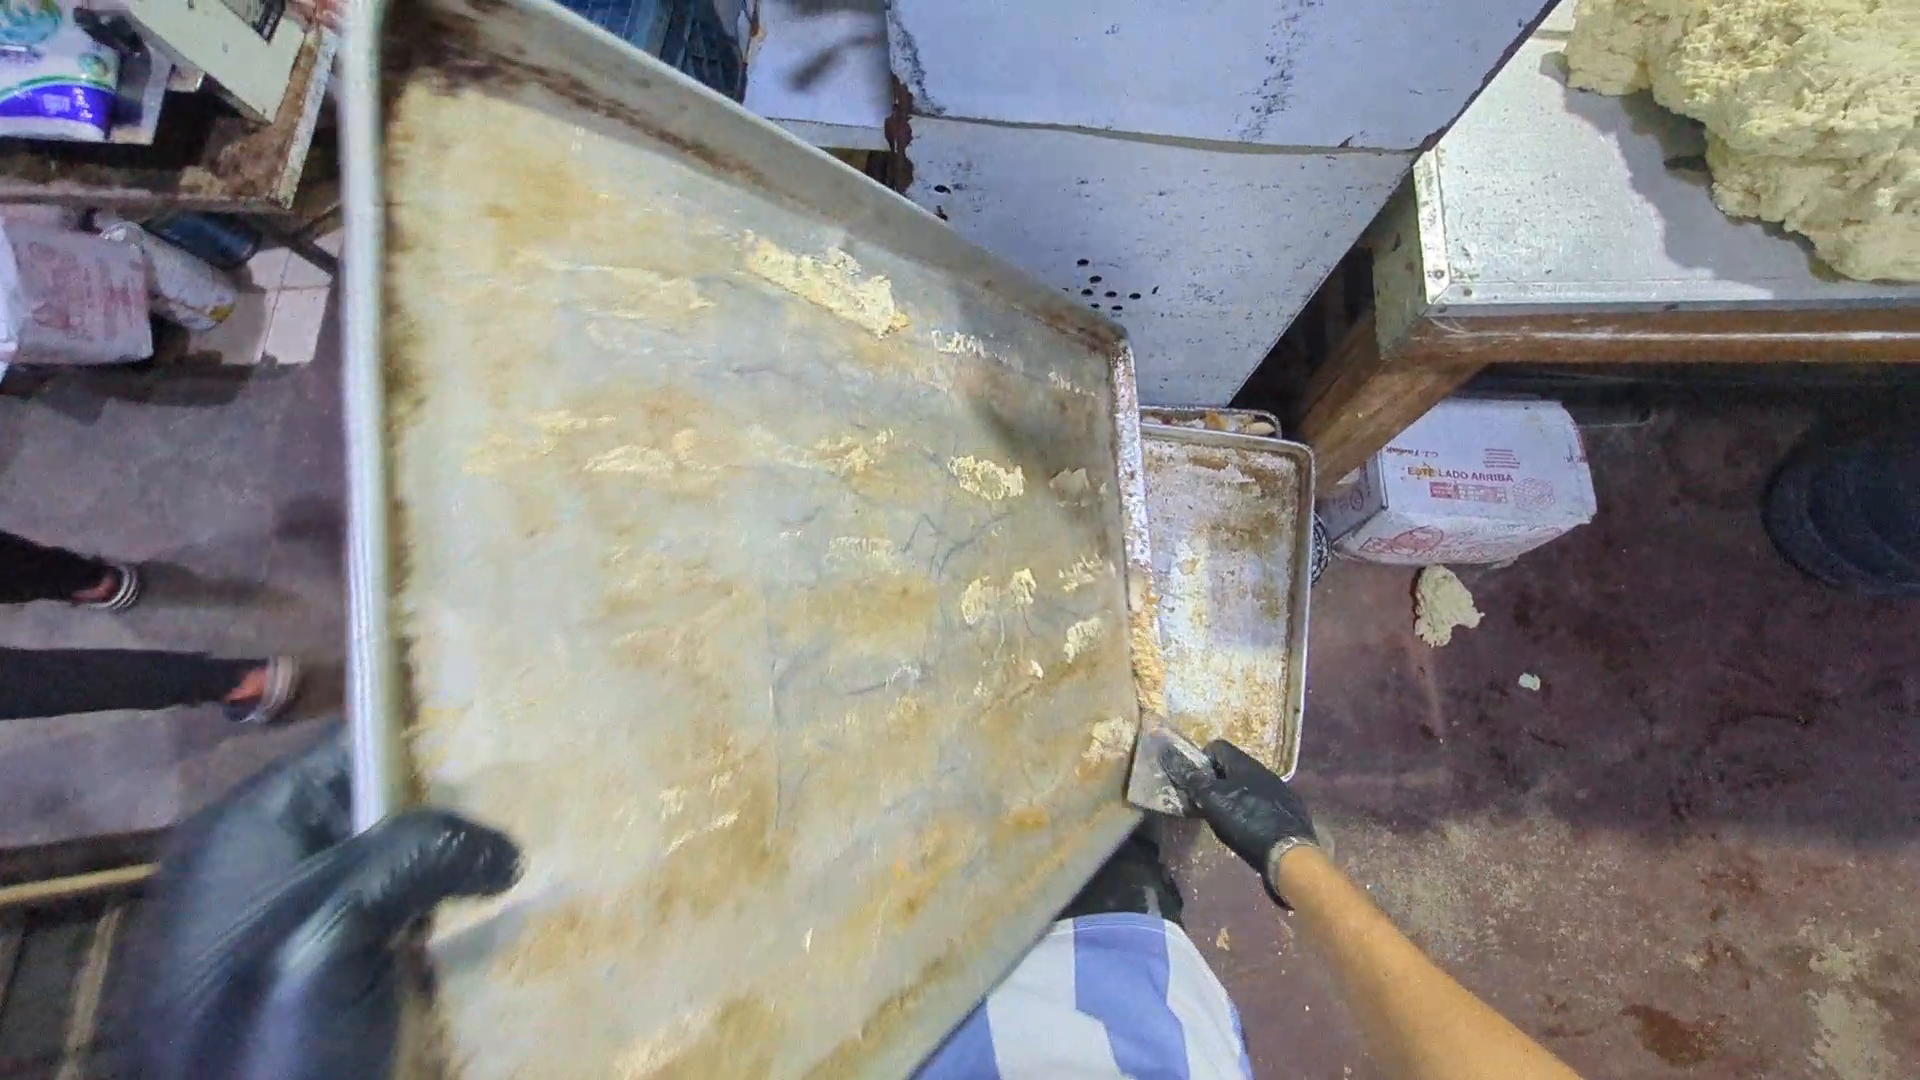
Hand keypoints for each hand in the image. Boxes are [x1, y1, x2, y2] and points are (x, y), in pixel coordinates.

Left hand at [120, 728, 521, 1079]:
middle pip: (398, 799)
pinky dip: (468, 907)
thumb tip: (506, 851)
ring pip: (420, 855)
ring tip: (542, 849)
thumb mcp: (331, 922)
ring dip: (474, 861)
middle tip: (542, 802)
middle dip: (468, 804)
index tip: (518, 743)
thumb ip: (419, 851)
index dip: (438, 738)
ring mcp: (322, 916)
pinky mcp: (356, 963)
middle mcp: (286, 860)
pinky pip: (425, 909)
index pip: (362, 744)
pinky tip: (513, 905)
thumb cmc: (267, 1032)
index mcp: (257, 829)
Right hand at [1160, 739, 1317, 896]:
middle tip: (1206, 801)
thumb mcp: (1212, 802)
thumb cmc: (1246, 822)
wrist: (1290, 854)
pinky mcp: (1290, 810)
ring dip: (1235, 795)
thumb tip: (1178, 765)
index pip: (1217, 746)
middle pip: (1233, 767)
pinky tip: (1250, 827)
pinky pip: (1264, 801)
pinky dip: (1252, 809)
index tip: (1194, 781)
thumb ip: (1194, 782)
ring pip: (1249, 784)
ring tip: (1226, 817)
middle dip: (1217, 781)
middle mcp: (1264, 771)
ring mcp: (1281, 790)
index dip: (1201, 760)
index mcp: (1244, 764)